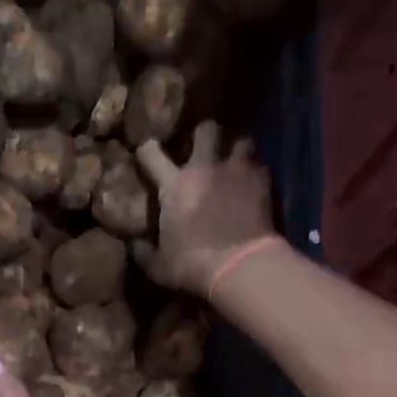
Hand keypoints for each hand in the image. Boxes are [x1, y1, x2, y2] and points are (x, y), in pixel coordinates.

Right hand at [134, 121, 278, 294]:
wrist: (239, 267)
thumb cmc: (193, 267)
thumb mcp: (158, 268)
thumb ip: (143, 253)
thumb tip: (134, 245)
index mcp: (175, 186)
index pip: (151, 153)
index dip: (147, 150)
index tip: (146, 154)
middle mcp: (205, 167)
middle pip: (205, 129)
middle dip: (203, 135)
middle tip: (203, 148)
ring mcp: (236, 170)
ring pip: (240, 140)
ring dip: (236, 149)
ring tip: (234, 162)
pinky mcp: (262, 180)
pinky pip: (259, 165)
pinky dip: (255, 172)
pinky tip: (252, 184)